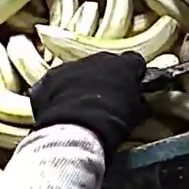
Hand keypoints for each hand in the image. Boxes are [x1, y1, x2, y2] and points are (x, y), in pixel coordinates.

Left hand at [29, 52, 148, 154]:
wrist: (76, 129)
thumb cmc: (113, 122)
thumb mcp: (134, 114)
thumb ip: (137, 102)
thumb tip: (141, 101)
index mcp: (122, 65)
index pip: (133, 61)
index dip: (133, 74)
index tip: (133, 86)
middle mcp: (96, 58)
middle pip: (104, 63)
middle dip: (105, 77)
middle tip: (106, 98)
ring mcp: (69, 66)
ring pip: (78, 71)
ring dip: (81, 83)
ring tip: (81, 105)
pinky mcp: (48, 79)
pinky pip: (56, 83)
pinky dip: (58, 93)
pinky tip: (59, 109)